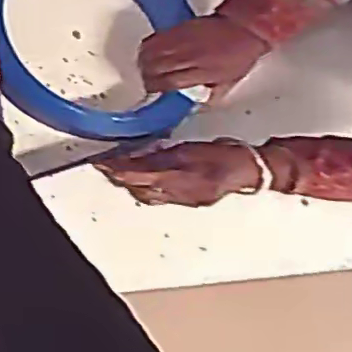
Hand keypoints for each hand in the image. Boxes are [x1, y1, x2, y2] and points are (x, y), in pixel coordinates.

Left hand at [96, 142, 266, 205]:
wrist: (252, 169)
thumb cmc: (220, 154)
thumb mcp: (183, 149)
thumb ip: (153, 155)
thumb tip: (127, 156)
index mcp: (178, 178)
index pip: (134, 177)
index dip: (114, 169)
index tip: (99, 162)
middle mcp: (179, 193)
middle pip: (137, 189)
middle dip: (118, 178)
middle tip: (106, 166)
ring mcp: (185, 200)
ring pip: (146, 196)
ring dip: (130, 184)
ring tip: (119, 173)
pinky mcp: (190, 202)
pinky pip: (160, 198)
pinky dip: (145, 189)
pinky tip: (141, 182)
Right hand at [137, 15, 269, 99]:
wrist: (244, 28)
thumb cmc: (240, 54)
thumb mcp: (231, 79)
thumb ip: (212, 93)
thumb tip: (199, 106)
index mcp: (204, 72)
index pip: (168, 82)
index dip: (156, 88)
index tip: (153, 91)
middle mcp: (188, 57)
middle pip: (153, 69)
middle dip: (147, 77)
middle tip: (148, 80)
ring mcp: (179, 43)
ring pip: (147, 56)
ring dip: (142, 64)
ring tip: (145, 68)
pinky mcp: (173, 32)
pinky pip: (149, 42)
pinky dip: (144, 50)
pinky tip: (147, 55)